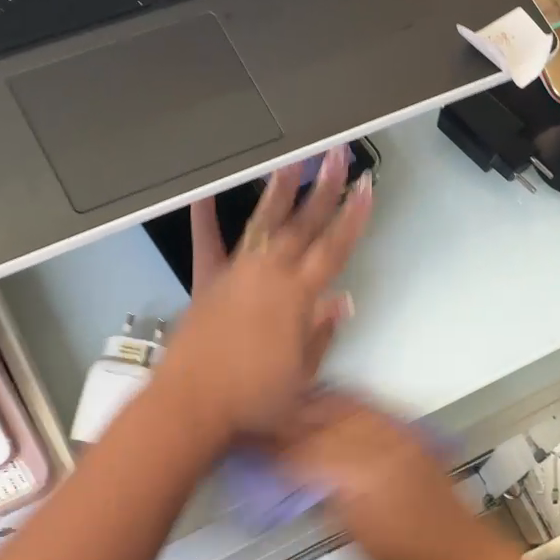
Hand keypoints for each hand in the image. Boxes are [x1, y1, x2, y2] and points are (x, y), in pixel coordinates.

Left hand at [157, 148, 371, 440]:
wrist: (194, 405)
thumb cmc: (254, 400)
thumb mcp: (302, 375)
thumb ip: (321, 334)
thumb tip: (341, 303)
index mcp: (297, 298)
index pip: (333, 250)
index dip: (352, 218)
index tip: (365, 188)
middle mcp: (268, 276)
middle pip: (303, 225)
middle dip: (324, 188)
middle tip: (338, 154)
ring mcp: (235, 274)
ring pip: (262, 223)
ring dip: (279, 189)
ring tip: (291, 159)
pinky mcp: (206, 283)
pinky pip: (206, 243)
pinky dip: (205, 216)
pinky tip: (207, 192)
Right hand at [268, 392, 517, 559]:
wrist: (458, 554)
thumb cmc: (405, 559)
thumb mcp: (350, 534)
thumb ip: (321, 497)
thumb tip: (296, 478)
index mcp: (355, 477)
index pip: (300, 452)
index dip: (271, 449)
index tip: (252, 447)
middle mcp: (377, 447)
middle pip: (320, 419)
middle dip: (288, 420)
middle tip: (264, 425)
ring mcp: (398, 436)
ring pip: (345, 405)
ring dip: (315, 405)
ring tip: (292, 408)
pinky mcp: (412, 435)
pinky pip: (372, 408)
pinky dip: (347, 404)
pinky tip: (334, 406)